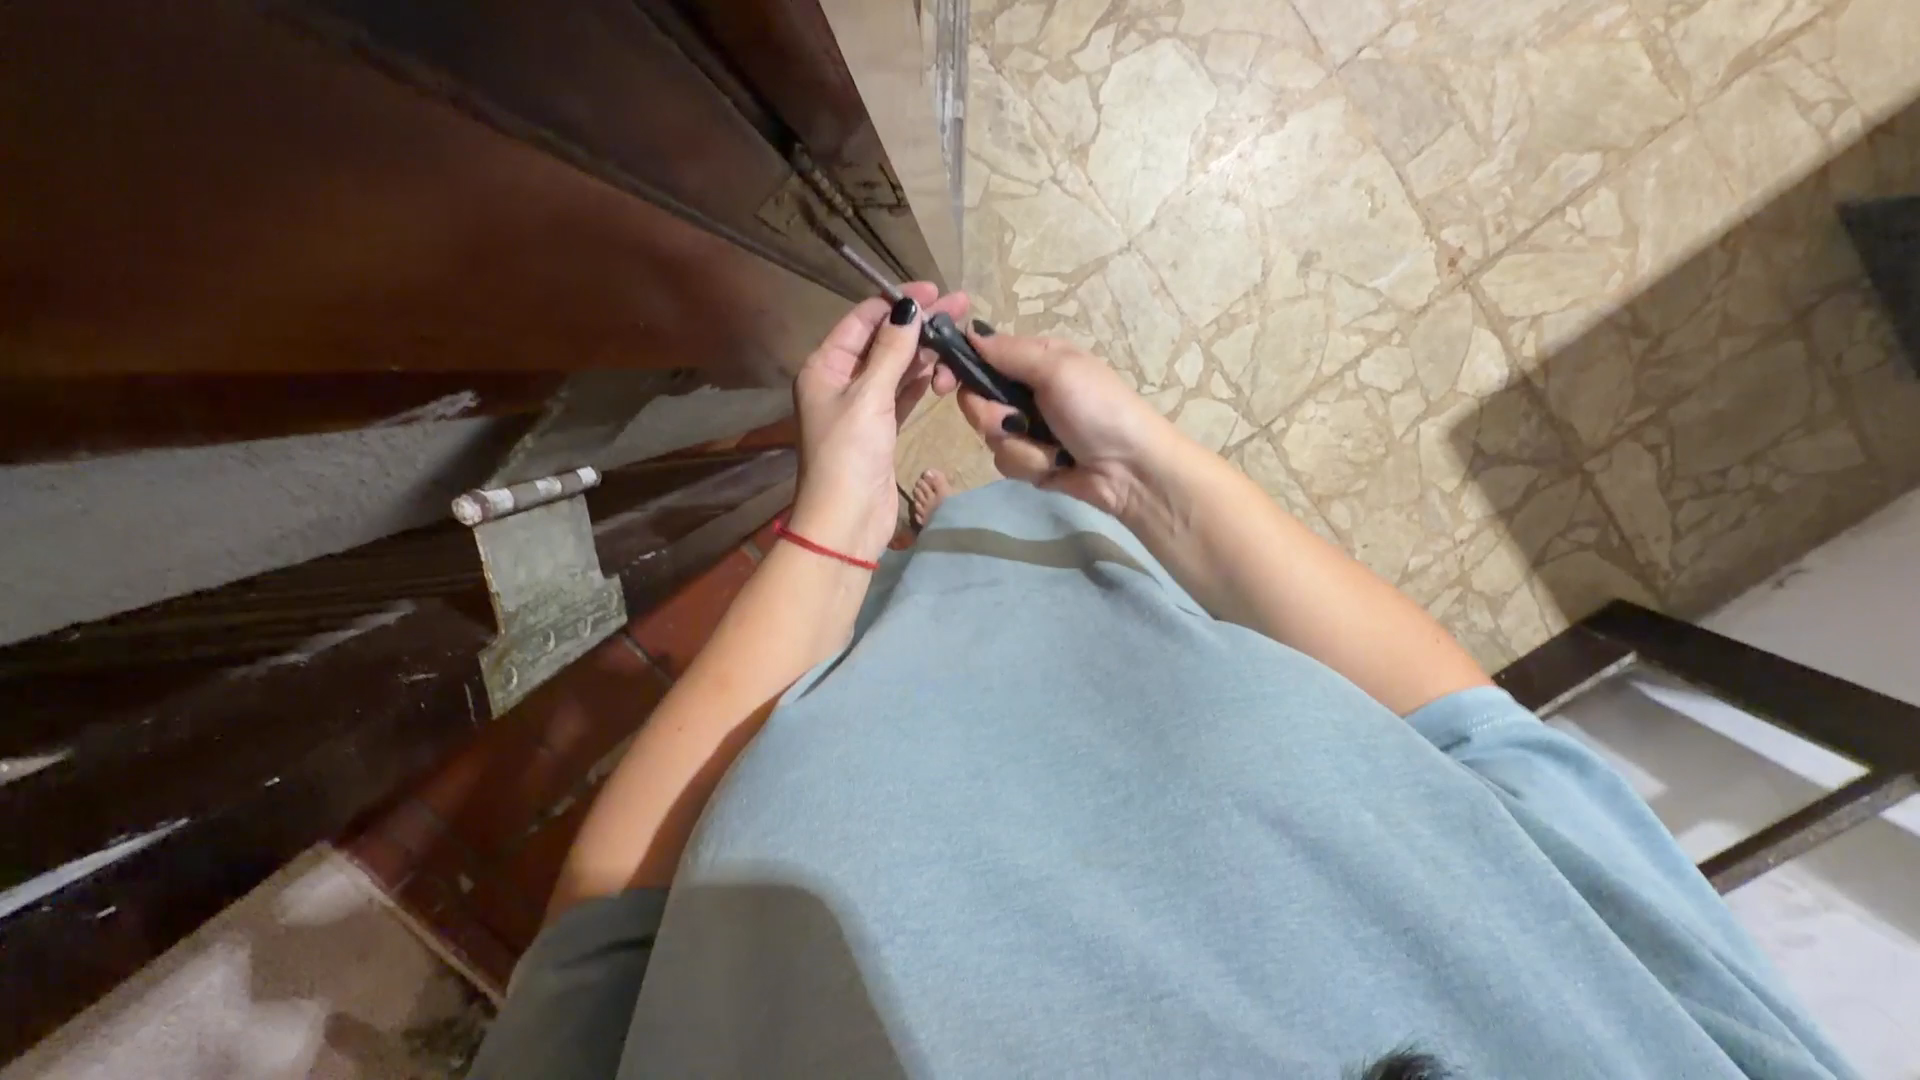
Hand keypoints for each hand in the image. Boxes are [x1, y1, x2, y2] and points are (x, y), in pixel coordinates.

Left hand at [789, 283, 968, 562]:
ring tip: (960, 336)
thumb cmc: (849, 455)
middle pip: (882, 341)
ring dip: (923, 353)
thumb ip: (891, 351)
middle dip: (918, 325)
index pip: (861, 320)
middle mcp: (839, 382)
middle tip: (960, 307)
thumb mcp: (868, 397)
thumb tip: (909, 308)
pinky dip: (921, 381)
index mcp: (823, 367)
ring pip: (895, 368)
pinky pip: (902, 395)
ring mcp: (861, 407)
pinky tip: (943, 368)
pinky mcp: (880, 430)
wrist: (845, 520)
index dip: (896, 302)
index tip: (933, 291)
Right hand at [953, 330, 1181, 519]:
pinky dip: (1032, 466)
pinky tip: (1057, 466)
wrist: (1132, 470)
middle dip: (992, 417)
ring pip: (990, 437)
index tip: (941, 384)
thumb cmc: (1098, 408)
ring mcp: (1029, 429)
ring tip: (1052, 450)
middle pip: (975, 401)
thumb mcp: (1057, 368)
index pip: (979, 358)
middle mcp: (1026, 392)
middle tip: (1015, 422)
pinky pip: (1007, 463)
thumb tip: (969, 332)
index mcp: (1034, 360)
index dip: (956, 370)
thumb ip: (1009, 352)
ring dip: (1020, 447)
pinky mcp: (1033, 462)